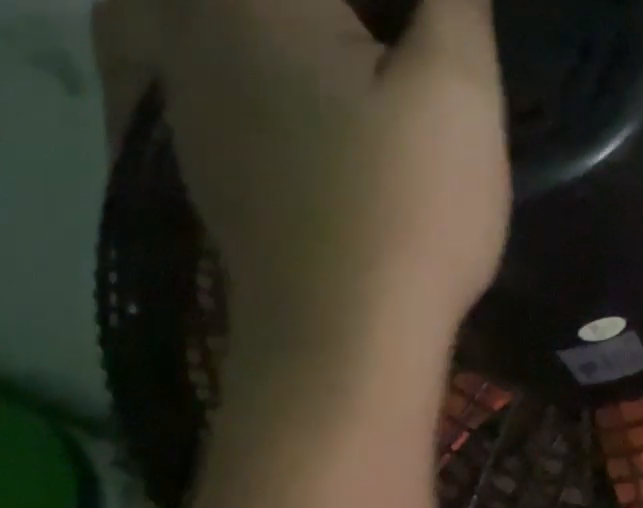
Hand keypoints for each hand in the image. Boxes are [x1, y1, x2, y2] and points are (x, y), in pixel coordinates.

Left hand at [104, 0, 510, 358]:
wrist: (344, 340)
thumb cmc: (410, 209)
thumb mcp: (459, 92)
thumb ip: (452, 5)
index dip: (407, 15)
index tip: (440, 42)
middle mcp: (190, 23)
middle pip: (286, 9)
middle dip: (364, 29)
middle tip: (416, 53)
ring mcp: (184, 96)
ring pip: (239, 31)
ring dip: (318, 48)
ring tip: (379, 79)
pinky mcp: (201, 157)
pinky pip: (224, 77)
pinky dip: (278, 79)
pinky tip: (329, 117)